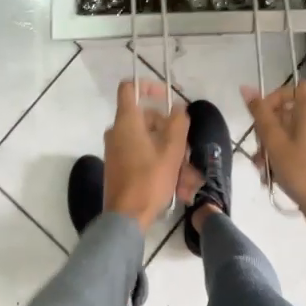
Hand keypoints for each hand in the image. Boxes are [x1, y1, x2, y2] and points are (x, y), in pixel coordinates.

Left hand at [103, 81, 189, 230]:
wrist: (125, 219)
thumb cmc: (149, 180)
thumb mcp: (172, 150)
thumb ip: (178, 123)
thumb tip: (178, 107)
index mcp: (126, 121)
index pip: (129, 88)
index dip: (148, 86)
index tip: (166, 97)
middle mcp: (117, 132)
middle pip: (147, 120)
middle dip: (171, 134)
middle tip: (188, 151)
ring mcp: (117, 151)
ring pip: (149, 143)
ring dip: (171, 157)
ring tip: (188, 179)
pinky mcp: (119, 168)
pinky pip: (143, 158)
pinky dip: (161, 167)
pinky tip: (178, 188)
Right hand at [245, 80, 305, 234]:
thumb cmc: (300, 170)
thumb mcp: (274, 141)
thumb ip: (260, 114)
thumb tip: (246, 87)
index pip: (294, 88)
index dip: (275, 96)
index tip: (262, 116)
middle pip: (289, 111)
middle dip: (268, 127)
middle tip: (258, 146)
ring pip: (291, 131)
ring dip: (272, 144)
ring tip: (260, 165)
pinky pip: (299, 145)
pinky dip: (284, 153)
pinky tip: (270, 173)